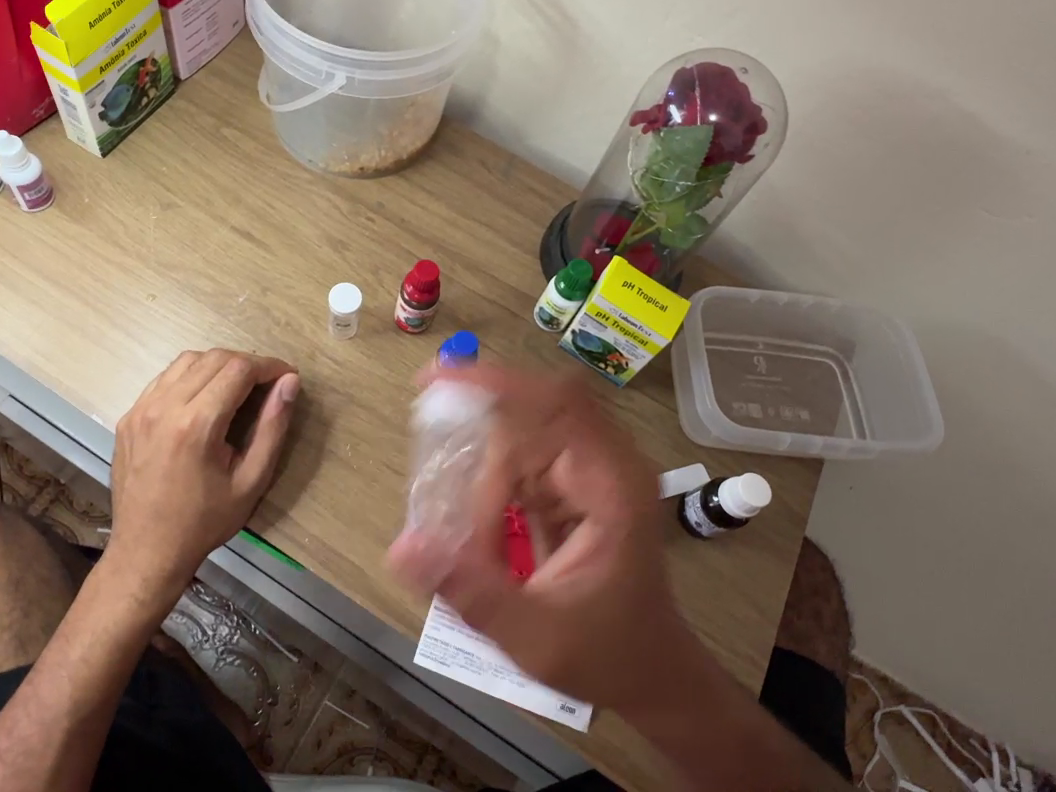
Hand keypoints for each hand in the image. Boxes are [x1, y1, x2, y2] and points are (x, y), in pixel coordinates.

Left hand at [109, 350, 298, 593]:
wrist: (146, 550)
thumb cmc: (205, 521)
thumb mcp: (252, 480)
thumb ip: (273, 427)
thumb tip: (290, 383)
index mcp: (197, 424)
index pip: (239, 369)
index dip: (269, 366)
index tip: (287, 376)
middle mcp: (165, 407)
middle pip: (214, 358)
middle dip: (247, 363)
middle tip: (268, 383)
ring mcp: (141, 409)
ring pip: (186, 361)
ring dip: (218, 364)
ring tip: (238, 387)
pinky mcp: (129, 417)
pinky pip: (164, 379)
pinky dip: (190, 376)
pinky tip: (204, 398)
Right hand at [387, 366, 702, 709]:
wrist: (653, 675)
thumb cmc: (608, 657)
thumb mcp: (535, 634)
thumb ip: (471, 591)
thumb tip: (402, 547)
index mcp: (612, 486)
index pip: (559, 404)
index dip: (500, 382)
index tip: (439, 378)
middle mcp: (606, 466)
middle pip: (530, 420)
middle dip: (482, 455)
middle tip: (438, 487)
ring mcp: (591, 475)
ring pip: (520, 444)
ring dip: (486, 487)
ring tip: (480, 548)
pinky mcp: (575, 489)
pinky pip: (523, 467)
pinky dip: (493, 494)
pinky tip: (482, 535)